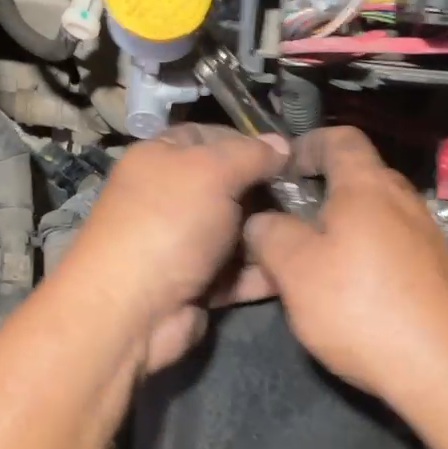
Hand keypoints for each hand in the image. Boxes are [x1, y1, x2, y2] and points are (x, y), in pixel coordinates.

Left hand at [61, 124, 288, 371]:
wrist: (133, 310)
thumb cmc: (169, 224)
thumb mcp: (211, 172)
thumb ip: (251, 154)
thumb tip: (282, 144)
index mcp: (162, 159)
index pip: (210, 137)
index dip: (250, 142)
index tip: (291, 154)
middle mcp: (172, 199)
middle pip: (230, 187)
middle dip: (268, 192)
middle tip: (310, 195)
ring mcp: (185, 244)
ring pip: (238, 232)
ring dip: (271, 233)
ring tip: (314, 231)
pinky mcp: (199, 284)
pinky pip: (239, 272)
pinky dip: (264, 272)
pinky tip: (301, 266)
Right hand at [243, 127, 447, 406]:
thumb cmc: (363, 308)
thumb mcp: (296, 271)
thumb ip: (271, 236)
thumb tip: (262, 220)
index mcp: (367, 186)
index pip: (340, 139)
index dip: (306, 145)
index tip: (281, 168)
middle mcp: (405, 202)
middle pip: (357, 183)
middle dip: (318, 200)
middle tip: (284, 232)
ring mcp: (429, 240)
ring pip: (375, 223)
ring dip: (342, 237)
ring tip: (312, 274)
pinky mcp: (441, 277)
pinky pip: (393, 255)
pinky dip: (367, 264)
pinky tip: (353, 303)